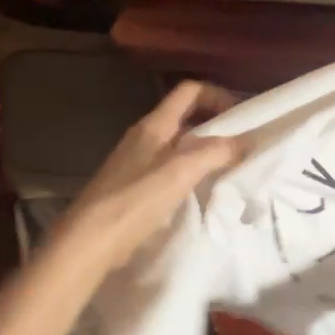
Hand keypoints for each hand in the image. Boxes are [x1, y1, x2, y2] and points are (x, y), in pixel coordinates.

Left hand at [46, 81, 244, 272]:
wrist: (89, 242)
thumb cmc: (135, 200)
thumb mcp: (181, 172)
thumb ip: (216, 152)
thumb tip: (245, 141)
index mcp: (154, 125)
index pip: (189, 92)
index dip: (218, 95)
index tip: (242, 117)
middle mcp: (145, 137)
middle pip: (186, 118)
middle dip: (216, 127)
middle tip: (244, 147)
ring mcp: (137, 163)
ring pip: (180, 146)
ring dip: (206, 153)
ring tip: (230, 170)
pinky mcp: (134, 187)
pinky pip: (171, 170)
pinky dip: (191, 174)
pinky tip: (202, 192)